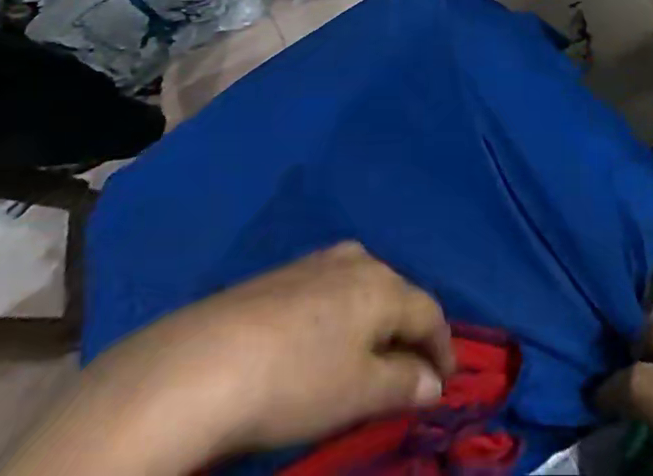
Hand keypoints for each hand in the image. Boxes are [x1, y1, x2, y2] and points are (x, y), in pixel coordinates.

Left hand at [2, 243, 454, 475]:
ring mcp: (312, 262)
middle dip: (409, 328)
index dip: (443, 348)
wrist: (205, 362)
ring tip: (371, 351)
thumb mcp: (361, 392)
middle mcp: (353, 261)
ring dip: (375, 317)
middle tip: (411, 368)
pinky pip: (329, 286)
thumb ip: (404, 382)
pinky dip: (342, 311)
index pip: (429, 312)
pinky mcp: (278, 274)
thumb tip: (432, 380)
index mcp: (381, 284)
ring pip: (361, 284)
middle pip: (396, 291)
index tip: (447, 381)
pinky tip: (325, 336)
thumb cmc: (299, 380)